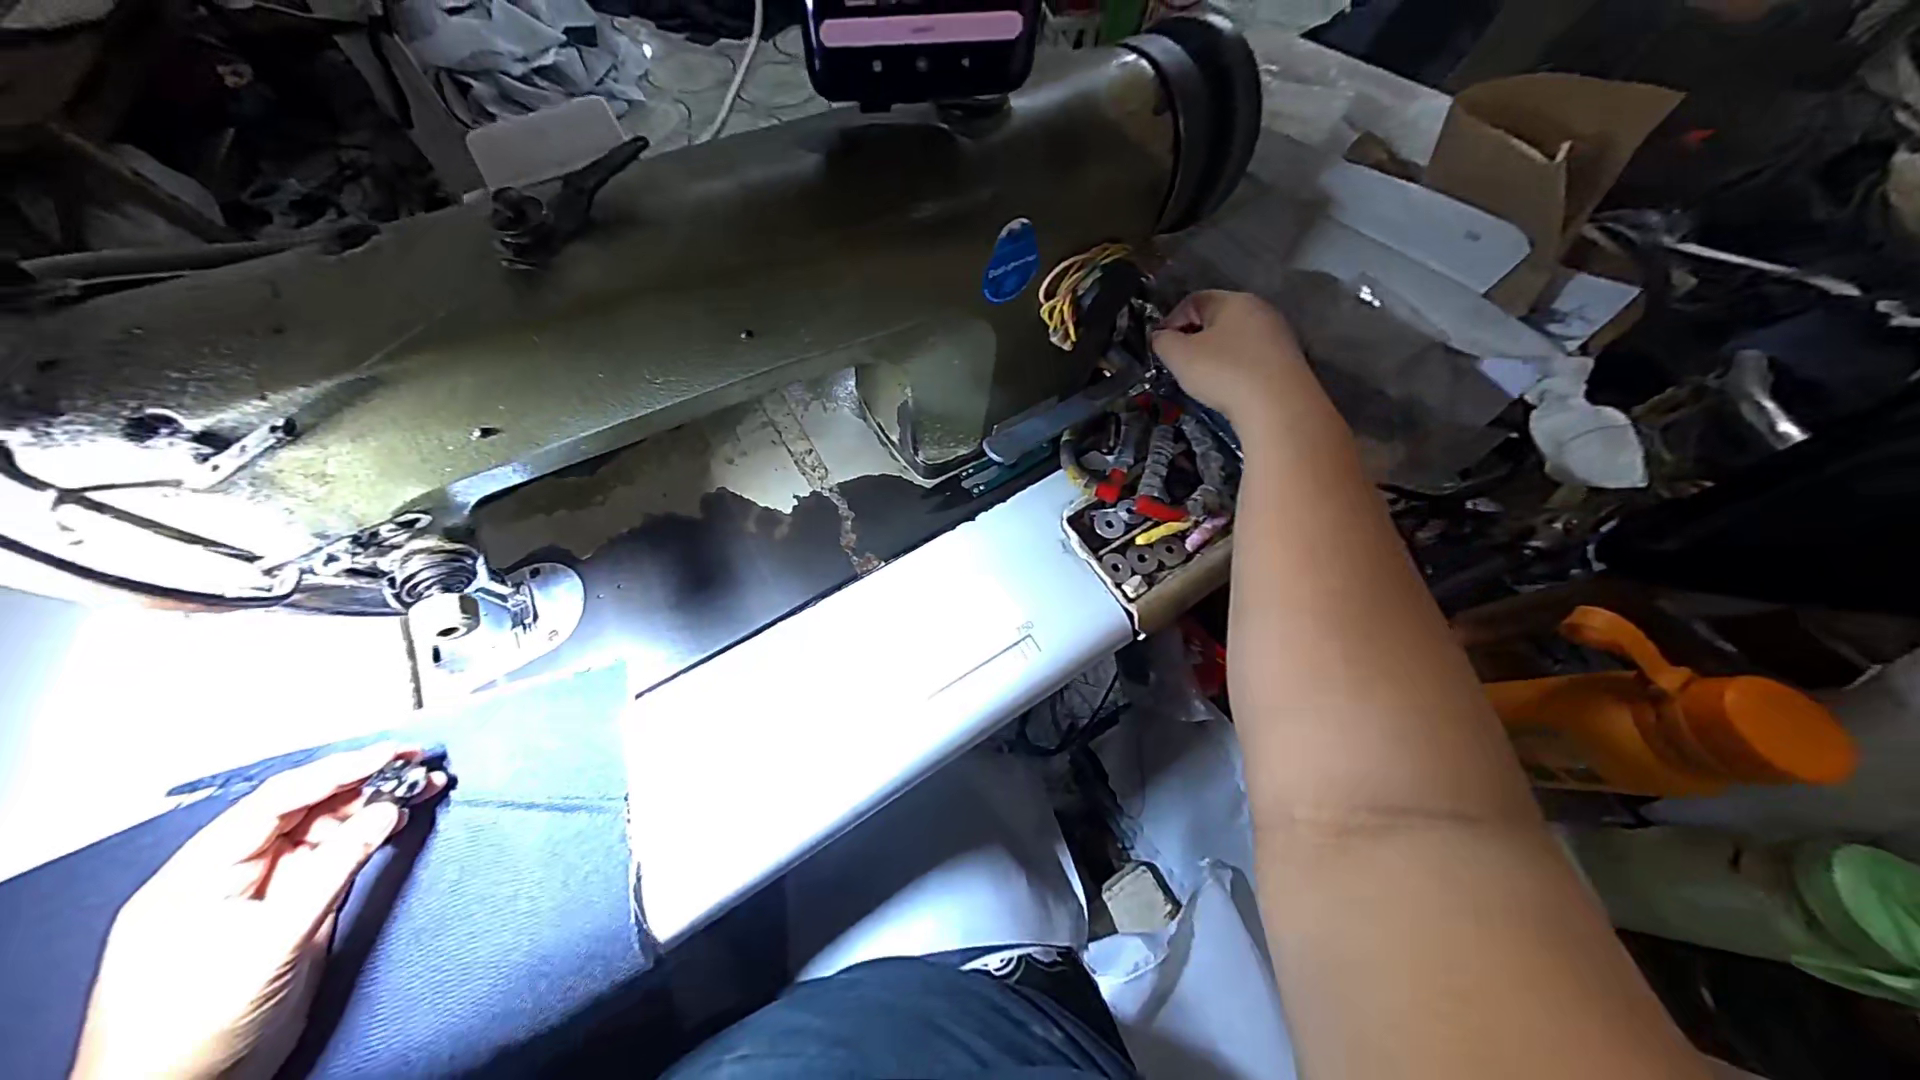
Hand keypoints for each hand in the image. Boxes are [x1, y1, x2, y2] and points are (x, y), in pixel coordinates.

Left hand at [72, 745, 447, 1079]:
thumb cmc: (197, 1030)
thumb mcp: (274, 942)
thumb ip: (333, 869)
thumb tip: (386, 810)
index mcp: (199, 876)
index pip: (275, 802)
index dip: (337, 770)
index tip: (392, 753)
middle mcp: (232, 874)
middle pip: (304, 809)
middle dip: (364, 782)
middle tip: (419, 764)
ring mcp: (265, 891)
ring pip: (327, 829)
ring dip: (376, 805)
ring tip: (426, 785)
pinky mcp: (295, 907)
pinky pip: (338, 856)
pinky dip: (373, 834)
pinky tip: (402, 817)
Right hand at [1150, 290, 1311, 426]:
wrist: (1278, 405)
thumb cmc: (1223, 372)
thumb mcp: (1179, 356)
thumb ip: (1163, 341)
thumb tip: (1161, 337)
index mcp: (1233, 300)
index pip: (1193, 300)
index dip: (1171, 320)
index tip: (1161, 346)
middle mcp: (1259, 309)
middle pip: (1216, 318)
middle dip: (1193, 338)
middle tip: (1180, 364)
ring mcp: (1277, 334)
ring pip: (1234, 339)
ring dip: (1214, 355)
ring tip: (1203, 379)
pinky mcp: (1286, 360)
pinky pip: (1250, 357)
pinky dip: (1234, 368)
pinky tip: (1229, 387)